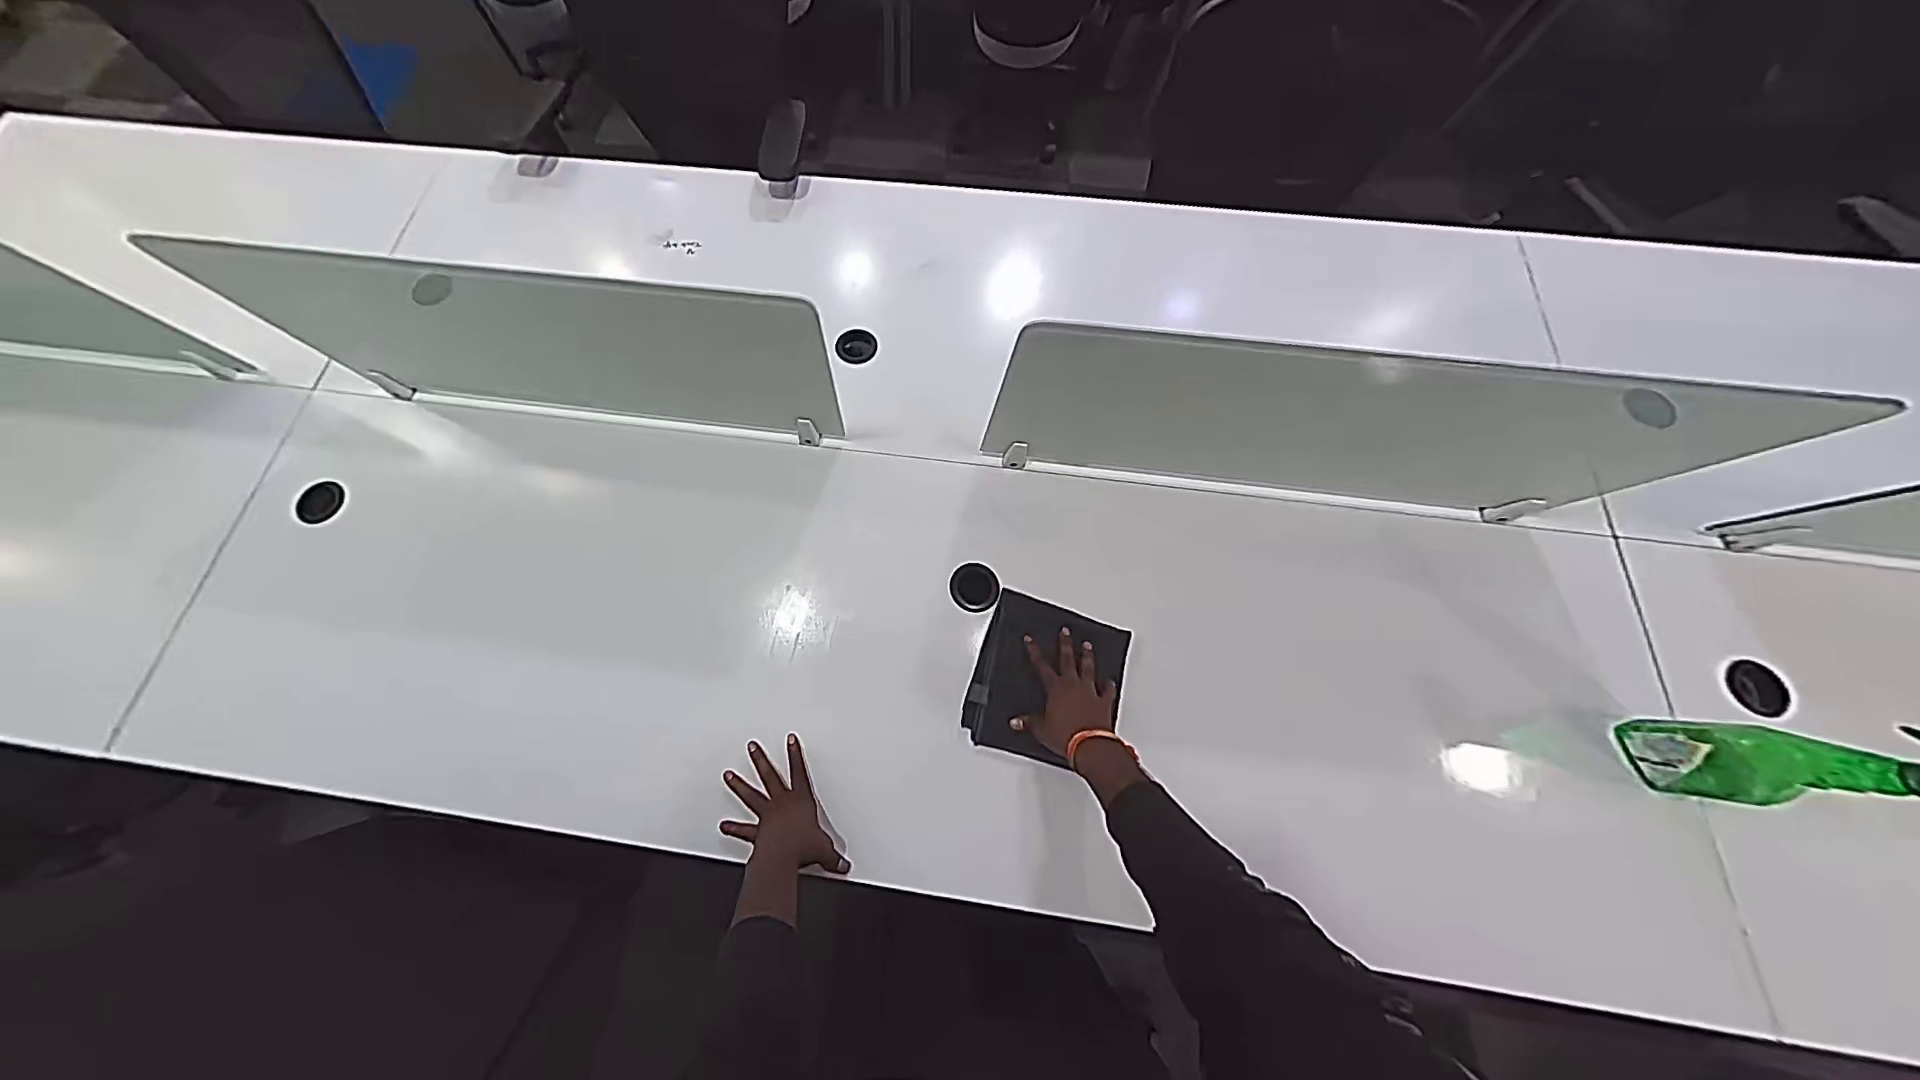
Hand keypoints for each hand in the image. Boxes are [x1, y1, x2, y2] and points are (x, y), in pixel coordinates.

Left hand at [721, 734, 848, 873]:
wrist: (782, 860)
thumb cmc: (803, 849)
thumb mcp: (824, 850)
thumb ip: (831, 856)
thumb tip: (841, 865)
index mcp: (801, 800)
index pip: (800, 771)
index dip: (795, 754)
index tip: (790, 739)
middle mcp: (782, 804)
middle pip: (769, 776)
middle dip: (761, 759)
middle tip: (752, 747)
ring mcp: (767, 816)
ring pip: (751, 795)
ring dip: (739, 785)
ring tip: (729, 775)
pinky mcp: (756, 833)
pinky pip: (744, 829)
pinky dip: (733, 828)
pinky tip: (724, 825)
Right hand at [1011, 627, 1118, 757]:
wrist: (1089, 745)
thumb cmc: (1066, 736)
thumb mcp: (1041, 729)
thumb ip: (1029, 722)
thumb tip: (1017, 722)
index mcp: (1055, 689)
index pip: (1041, 665)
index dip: (1034, 651)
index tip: (1031, 640)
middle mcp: (1073, 685)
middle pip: (1068, 659)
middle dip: (1065, 644)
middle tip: (1065, 631)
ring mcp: (1090, 691)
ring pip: (1088, 668)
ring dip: (1087, 656)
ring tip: (1087, 645)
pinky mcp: (1104, 701)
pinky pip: (1107, 689)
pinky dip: (1108, 684)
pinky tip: (1109, 679)